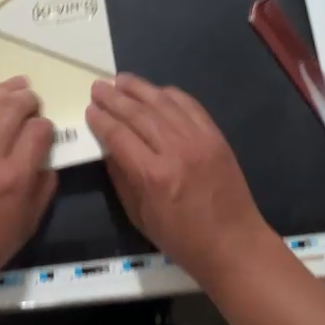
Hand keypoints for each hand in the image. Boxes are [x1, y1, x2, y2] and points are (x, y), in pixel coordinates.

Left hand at [0, 77, 56, 293]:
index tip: (46, 136)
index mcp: (13, 177)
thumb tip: (47, 156)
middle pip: (14, 106)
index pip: (38, 130)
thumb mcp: (28, 222)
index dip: (47, 128)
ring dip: (8, 92)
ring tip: (20, 88)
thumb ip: (44, 185)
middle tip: (35, 105)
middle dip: (30, 101)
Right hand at [87, 74, 276, 283]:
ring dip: (139, 88)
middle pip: (138, 114)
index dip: (102, 120)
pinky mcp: (215, 135)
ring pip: (163, 103)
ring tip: (121, 80)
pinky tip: (155, 90)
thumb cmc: (183, 240)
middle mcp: (175, 150)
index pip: (119, 136)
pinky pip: (189, 105)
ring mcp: (198, 139)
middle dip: (114, 98)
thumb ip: (121, 179)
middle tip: (98, 87)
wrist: (235, 244)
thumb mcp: (140, 217)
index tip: (90, 110)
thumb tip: (108, 148)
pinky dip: (170, 94)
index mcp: (153, 176)